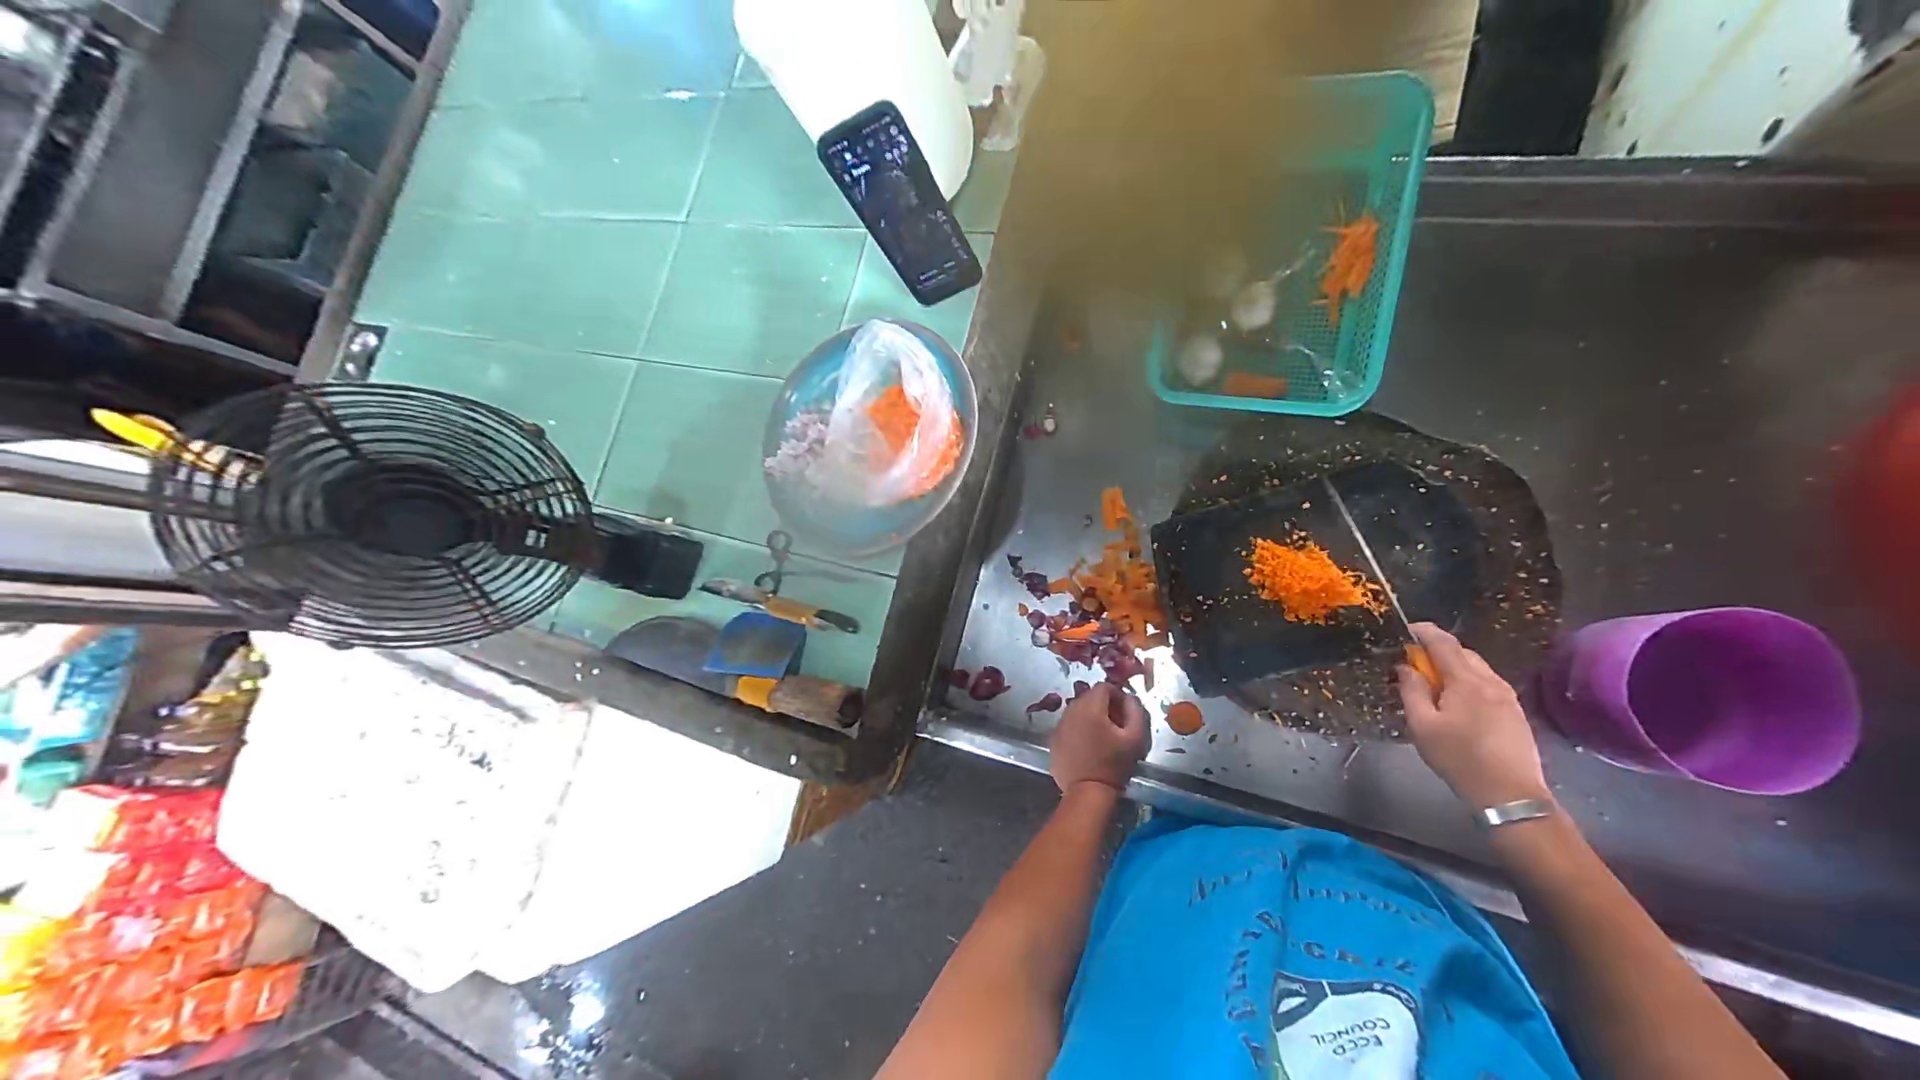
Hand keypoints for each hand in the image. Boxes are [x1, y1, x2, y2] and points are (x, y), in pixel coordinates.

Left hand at [1049, 683, 1149, 793]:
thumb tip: (1129, 699)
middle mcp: (1070, 711)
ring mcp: (1059, 725)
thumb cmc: (1114, 765)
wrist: (1088, 792)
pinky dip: (1078, 730)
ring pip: (1077, 711)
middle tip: (1116, 726)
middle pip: (1089, 697)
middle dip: (1104, 706)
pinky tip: (1087, 747)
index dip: (1118, 696)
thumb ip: (1136, 711)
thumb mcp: (1135, 738)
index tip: (1124, 713)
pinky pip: (1068, 726)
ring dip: (1090, 717)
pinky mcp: (1053, 739)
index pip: (1103, 687)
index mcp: (1090, 708)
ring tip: (1102, 737)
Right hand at [1397, 623, 1551, 809]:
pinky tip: (1456, 701)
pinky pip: (1487, 684)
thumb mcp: (1422, 726)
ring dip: (1453, 667)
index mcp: (1467, 682)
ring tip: (1433, 683)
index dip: (1424, 632)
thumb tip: (1406, 667)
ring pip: (1477, 668)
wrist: (1511, 794)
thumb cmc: (1459, 758)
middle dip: (1437, 651)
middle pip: (1463, 653)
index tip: (1406, 630)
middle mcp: (1491, 682)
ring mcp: (1508, 697)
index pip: (1444, 643)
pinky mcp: (1515, 712)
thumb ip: (1411, 691)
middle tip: (1413, 663)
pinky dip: (1467, 681)